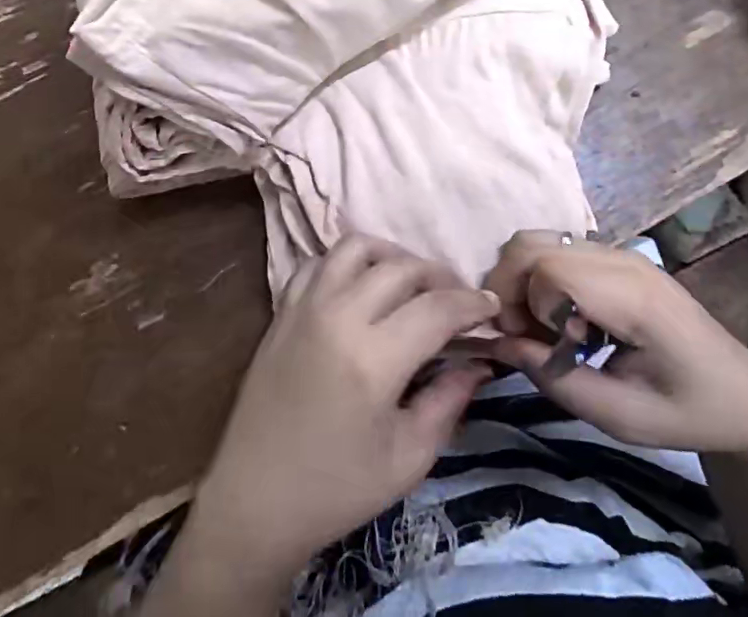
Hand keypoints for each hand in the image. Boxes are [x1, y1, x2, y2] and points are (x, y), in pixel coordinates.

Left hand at [187, 235, 498, 573]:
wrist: (254, 500)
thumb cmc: (337, 489)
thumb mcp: (409, 457)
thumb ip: (449, 399)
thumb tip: (480, 362)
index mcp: (373, 359)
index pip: (438, 307)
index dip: (473, 303)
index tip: (493, 308)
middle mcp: (337, 317)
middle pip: (402, 267)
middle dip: (441, 277)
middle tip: (458, 301)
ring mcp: (304, 307)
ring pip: (356, 247)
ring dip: (393, 256)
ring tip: (412, 283)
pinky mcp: (282, 311)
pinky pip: (319, 262)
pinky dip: (349, 263)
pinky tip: (362, 288)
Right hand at [483, 231, 747, 456]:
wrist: (745, 397)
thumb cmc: (687, 413)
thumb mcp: (620, 416)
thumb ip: (554, 379)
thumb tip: (500, 343)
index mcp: (634, 298)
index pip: (549, 269)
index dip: (525, 305)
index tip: (531, 346)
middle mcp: (624, 261)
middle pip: (533, 243)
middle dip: (509, 286)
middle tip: (520, 334)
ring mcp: (621, 253)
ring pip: (540, 240)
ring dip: (521, 280)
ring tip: (538, 327)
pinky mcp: (618, 257)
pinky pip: (557, 248)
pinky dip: (539, 277)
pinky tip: (559, 318)